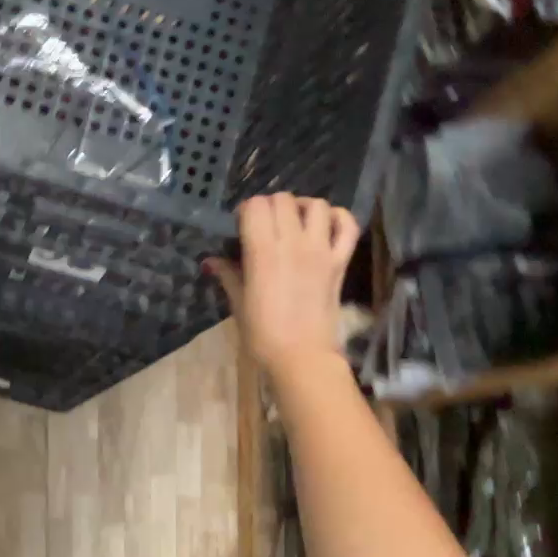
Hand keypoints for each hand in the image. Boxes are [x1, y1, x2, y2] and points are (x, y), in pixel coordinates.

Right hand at [205, 193, 360, 379]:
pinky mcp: (340, 260)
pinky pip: (347, 225)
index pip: (256, 206)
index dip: (246, 211)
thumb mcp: (239, 304)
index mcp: (263, 252)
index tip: (240, 227)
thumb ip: (227, 275)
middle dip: (269, 207)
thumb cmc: (263, 335)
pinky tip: (324, 226)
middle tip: (263, 227)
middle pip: (282, 200)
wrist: (301, 356)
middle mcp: (293, 242)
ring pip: (315, 205)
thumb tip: (210, 261)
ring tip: (292, 223)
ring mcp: (321, 249)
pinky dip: (336, 218)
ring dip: (301, 208)